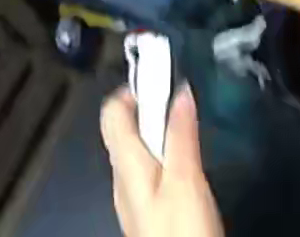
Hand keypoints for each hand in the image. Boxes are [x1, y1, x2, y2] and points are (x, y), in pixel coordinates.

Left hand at [100, 85, 223, 236]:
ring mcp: (133, 197)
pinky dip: (164, 154)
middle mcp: (123, 179)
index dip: (134, 88)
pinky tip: (186, 163)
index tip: (161, 79)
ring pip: (139, 148)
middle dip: (151, 108)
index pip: (112, 111)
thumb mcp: (185, 178)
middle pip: (125, 127)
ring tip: (187, 128)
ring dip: (160, 131)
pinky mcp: (148, 211)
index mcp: (125, 165)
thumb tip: (181, 92)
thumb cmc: (180, 234)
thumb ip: (181, 133)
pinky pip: (149, 169)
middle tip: (179, 101)